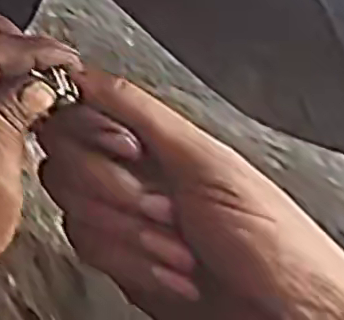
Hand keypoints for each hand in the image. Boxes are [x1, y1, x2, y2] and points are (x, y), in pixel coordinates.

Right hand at [38, 71, 343, 319]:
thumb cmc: (284, 252)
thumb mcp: (210, 164)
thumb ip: (137, 109)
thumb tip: (79, 69)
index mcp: (143, 135)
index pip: (72, 105)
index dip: (89, 127)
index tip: (126, 149)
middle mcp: (123, 166)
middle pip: (59, 150)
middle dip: (112, 187)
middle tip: (164, 208)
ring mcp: (116, 210)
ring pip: (66, 195)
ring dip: (126, 230)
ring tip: (180, 251)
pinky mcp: (114, 254)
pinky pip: (81, 240)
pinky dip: (129, 262)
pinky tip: (172, 274)